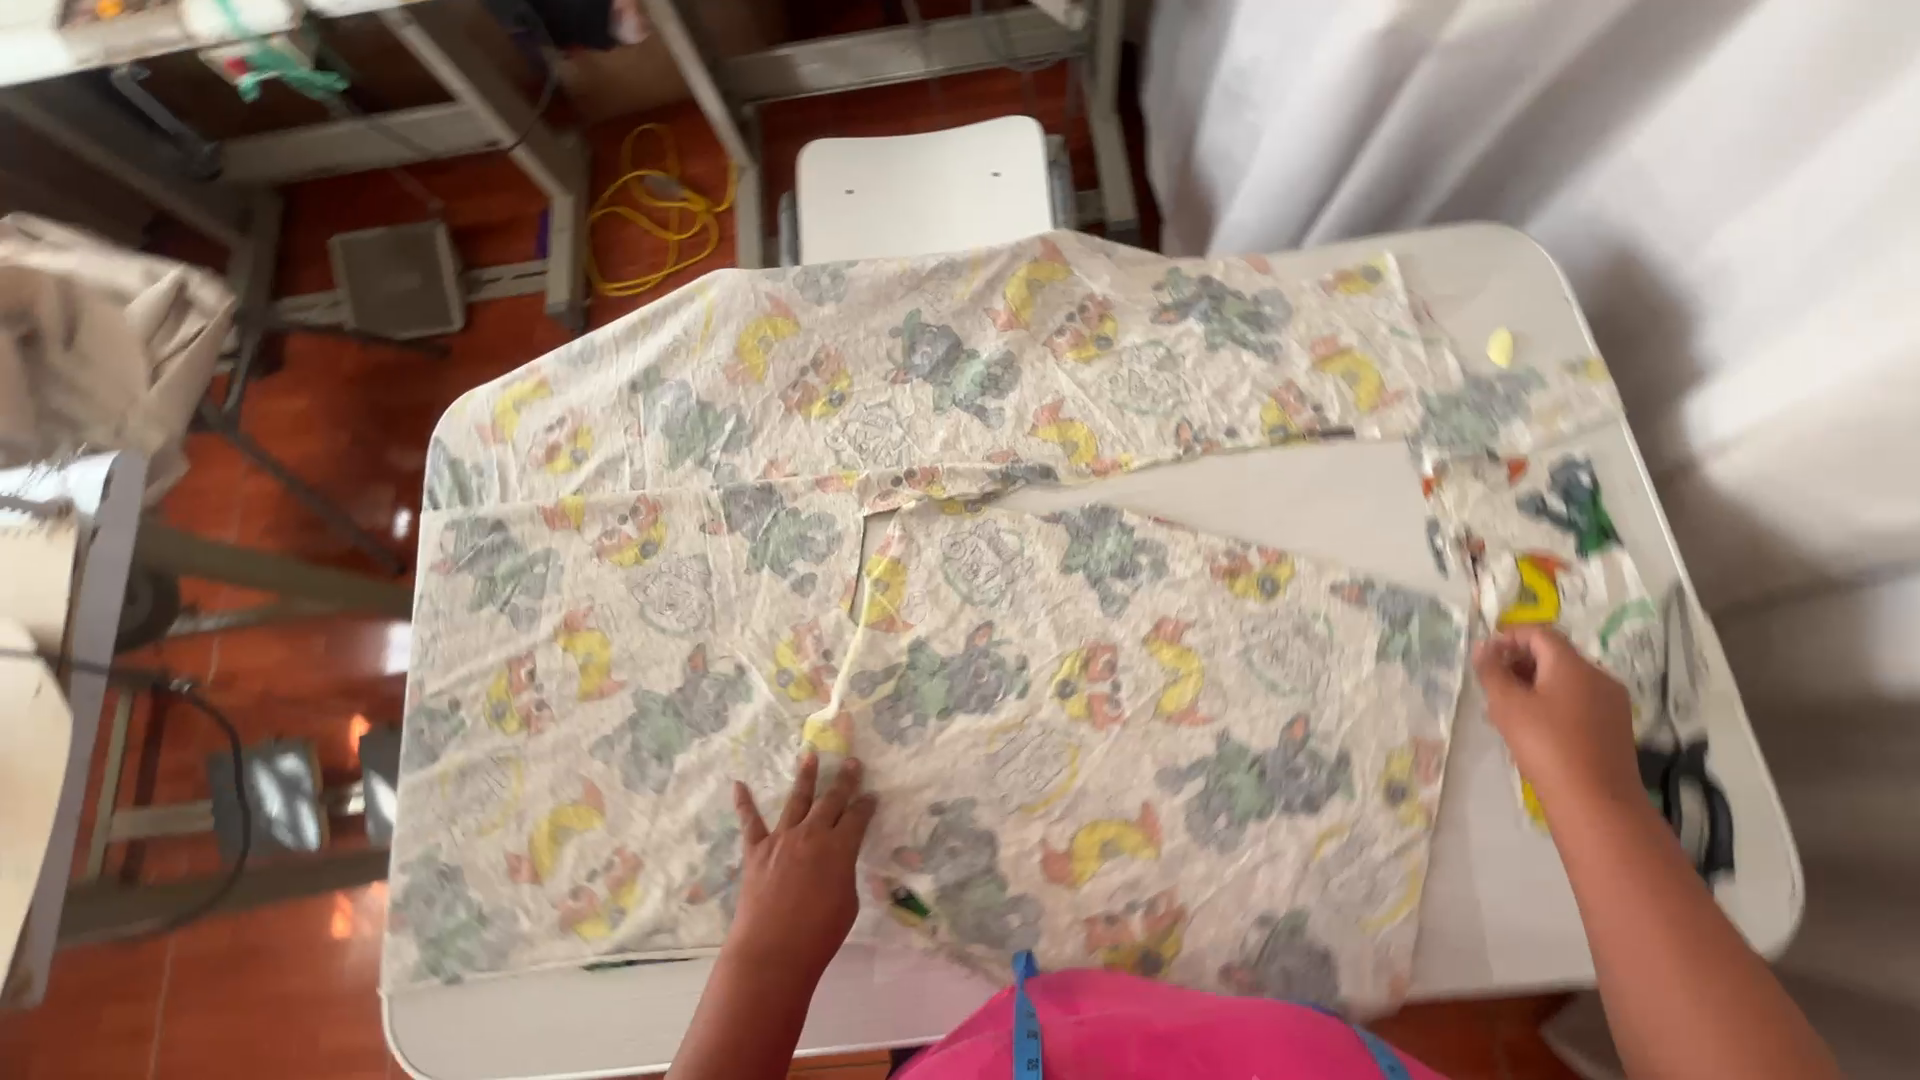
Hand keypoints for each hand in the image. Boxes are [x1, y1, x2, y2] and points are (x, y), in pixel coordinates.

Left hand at [723, 753, 876, 982]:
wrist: (772, 951)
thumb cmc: (819, 934)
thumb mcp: (847, 902)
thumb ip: (843, 873)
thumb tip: (835, 861)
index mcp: (840, 847)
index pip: (858, 817)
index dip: (866, 805)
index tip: (872, 794)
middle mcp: (812, 834)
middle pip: (831, 800)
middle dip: (844, 780)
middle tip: (851, 762)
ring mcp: (781, 839)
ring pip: (796, 800)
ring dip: (805, 777)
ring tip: (810, 756)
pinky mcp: (756, 851)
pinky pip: (750, 822)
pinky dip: (744, 803)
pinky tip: (738, 784)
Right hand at [1473, 625, 1640, 815]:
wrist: (1596, 799)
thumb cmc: (1546, 744)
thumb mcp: (1507, 704)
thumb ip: (1492, 670)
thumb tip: (1484, 647)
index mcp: (1574, 666)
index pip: (1540, 633)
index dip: (1509, 637)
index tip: (1485, 656)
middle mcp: (1598, 676)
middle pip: (1554, 655)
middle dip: (1519, 662)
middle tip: (1491, 683)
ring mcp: (1611, 702)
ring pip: (1565, 679)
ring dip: (1533, 683)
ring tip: (1507, 708)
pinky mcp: (1614, 725)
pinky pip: (1577, 699)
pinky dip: (1552, 701)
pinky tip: (1534, 726)